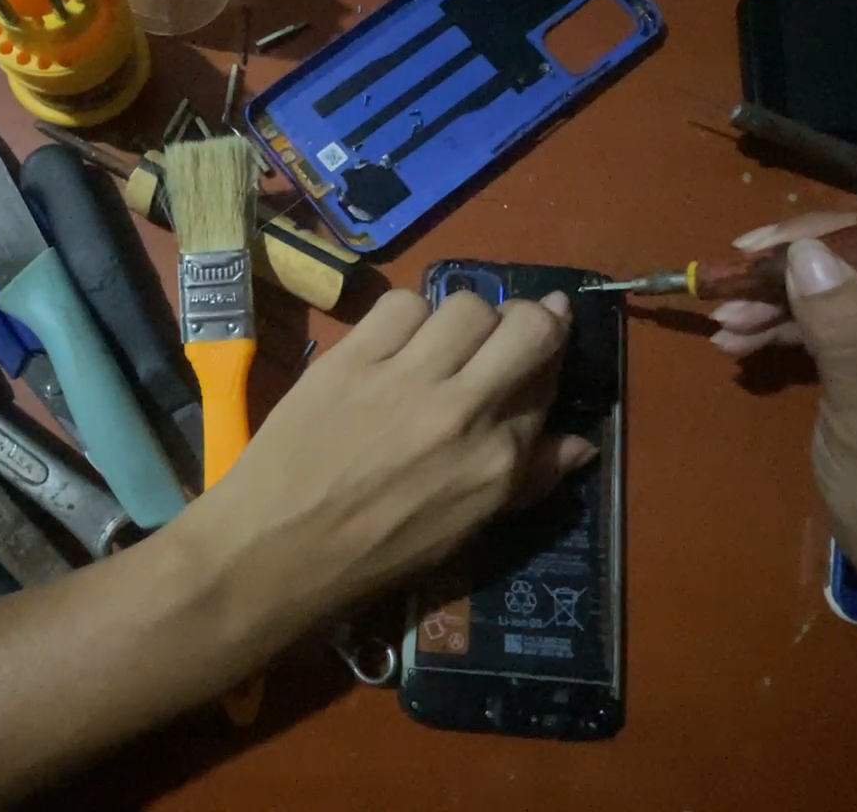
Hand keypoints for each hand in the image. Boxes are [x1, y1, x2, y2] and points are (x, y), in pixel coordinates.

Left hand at [186, 288, 595, 619]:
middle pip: (524, 328)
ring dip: (463, 317)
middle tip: (503, 330)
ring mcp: (404, 379)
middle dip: (526, 319)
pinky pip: (401, 304)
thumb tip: (582, 442)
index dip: (549, 354)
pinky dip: (407, 314)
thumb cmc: (373, 551)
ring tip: (440, 339)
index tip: (544, 336)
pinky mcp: (351, 358)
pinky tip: (394, 339)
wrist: (274, 547)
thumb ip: (529, 481)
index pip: (547, 381)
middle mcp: (462, 411)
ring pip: (465, 306)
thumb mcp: (464, 530)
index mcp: (498, 462)